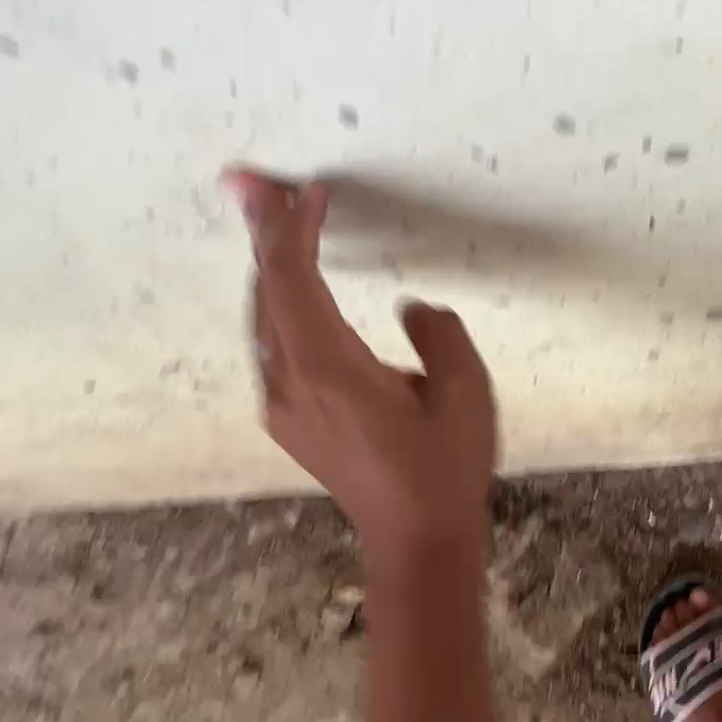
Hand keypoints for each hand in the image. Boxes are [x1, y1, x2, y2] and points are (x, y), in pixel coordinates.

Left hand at [221, 166, 497, 554]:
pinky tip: (296, 288)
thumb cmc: (446, 467)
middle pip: (266, 294)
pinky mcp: (290, 419)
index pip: (295, 283)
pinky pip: (275, 344)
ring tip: (278, 221)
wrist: (417, 539)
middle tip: (256, 182)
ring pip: (265, 319)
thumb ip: (437, 335)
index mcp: (331, 372)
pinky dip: (282, 303)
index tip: (306, 190)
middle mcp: (291, 385)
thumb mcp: (465, 392)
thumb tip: (409, 310)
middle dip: (264, 234)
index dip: (293, 231)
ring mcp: (284, 405)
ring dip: (271, 268)